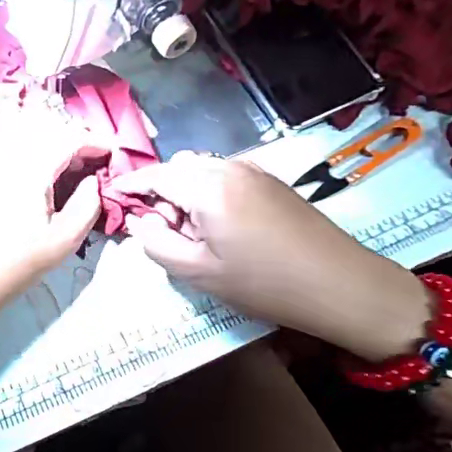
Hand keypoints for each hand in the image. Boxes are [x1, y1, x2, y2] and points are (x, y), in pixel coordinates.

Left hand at [0, 100, 103, 335]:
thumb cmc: (14, 264)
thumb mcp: (64, 241)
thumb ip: (88, 204)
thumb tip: (92, 180)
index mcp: (31, 166)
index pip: (70, 136)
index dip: (94, 141)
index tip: (108, 154)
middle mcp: (2, 149)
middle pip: (46, 126)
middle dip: (70, 139)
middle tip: (83, 163)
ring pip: (18, 127)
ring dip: (42, 137)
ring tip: (53, 163)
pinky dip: (10, 140)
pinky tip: (16, 162)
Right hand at [110, 154, 430, 360]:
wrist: (336, 281)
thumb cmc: (263, 283)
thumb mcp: (200, 272)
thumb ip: (158, 244)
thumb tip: (141, 222)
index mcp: (207, 186)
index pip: (156, 174)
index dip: (132, 184)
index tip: (116, 194)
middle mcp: (229, 168)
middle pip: (180, 168)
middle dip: (164, 193)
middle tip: (170, 234)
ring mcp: (255, 171)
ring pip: (204, 170)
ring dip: (189, 193)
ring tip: (200, 236)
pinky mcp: (272, 181)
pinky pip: (227, 177)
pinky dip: (212, 193)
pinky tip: (225, 228)